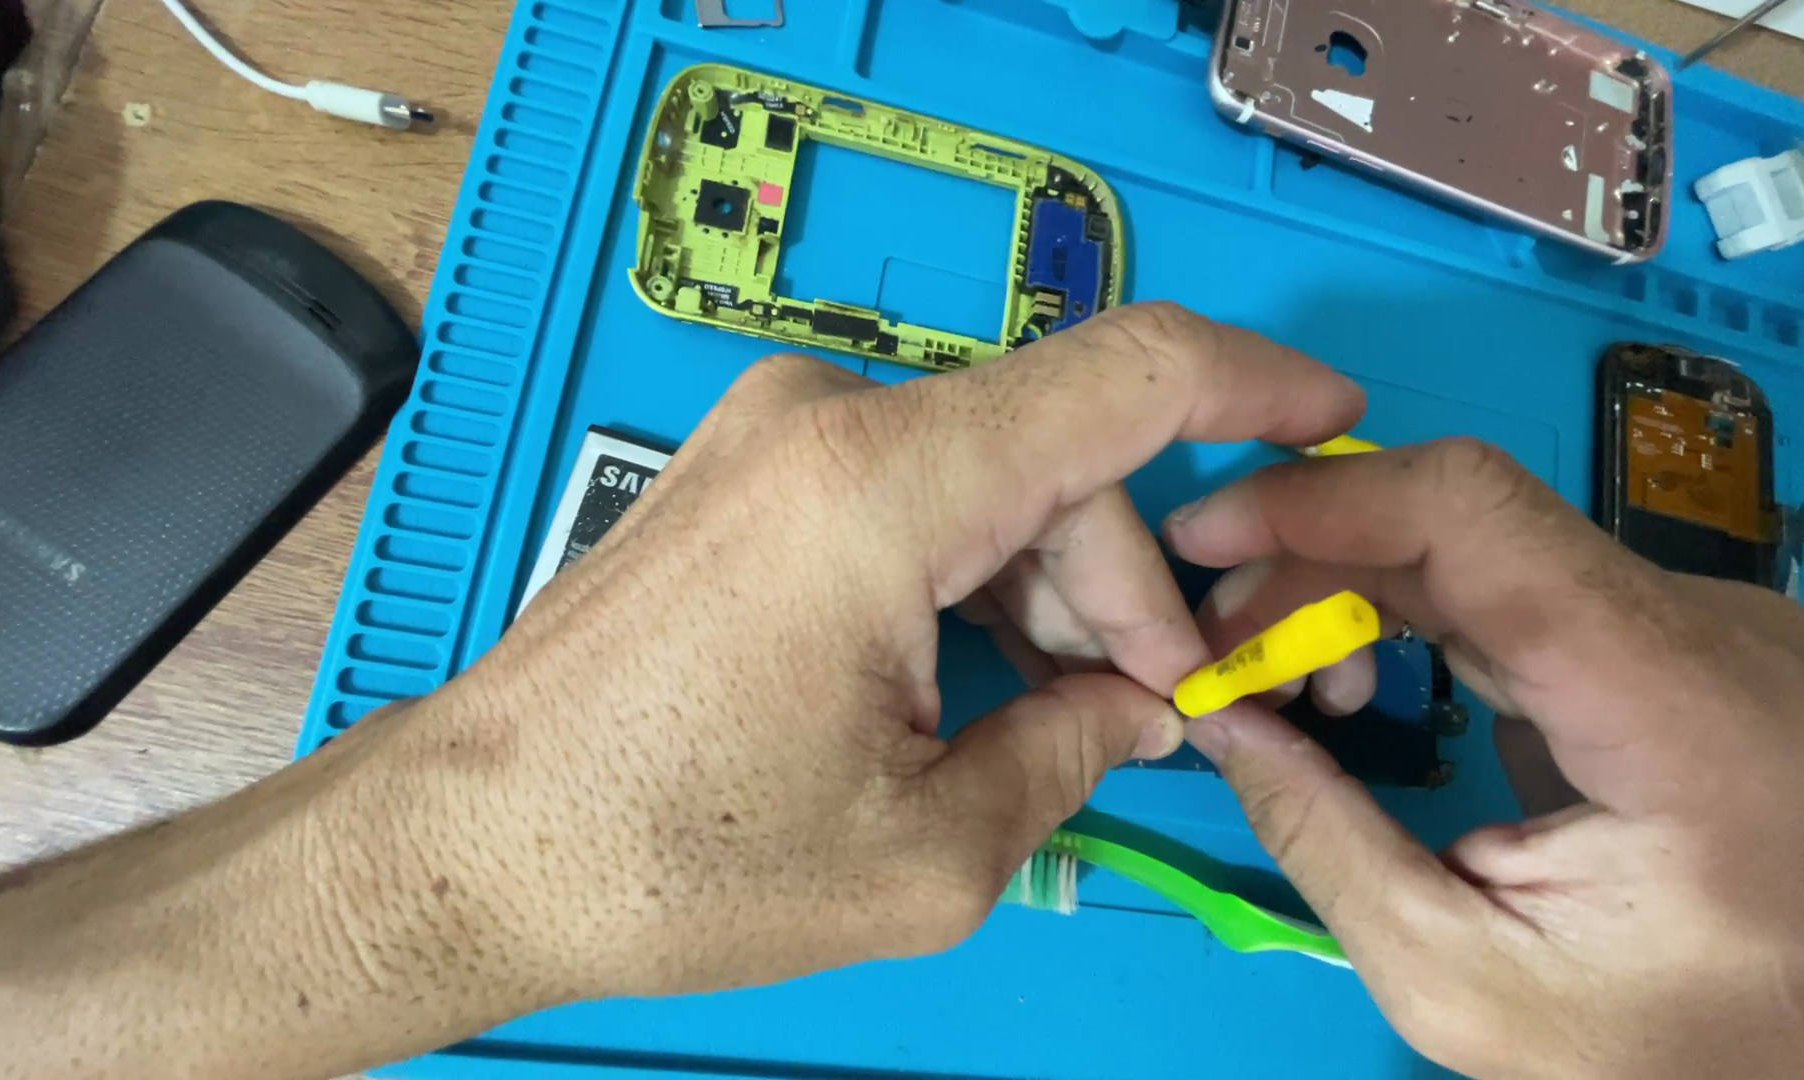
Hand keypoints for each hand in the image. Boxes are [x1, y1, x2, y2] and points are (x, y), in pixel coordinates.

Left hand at [429, 303, 1364, 998]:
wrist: (477, 836)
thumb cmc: (672, 854)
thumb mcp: (925, 852)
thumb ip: (1070, 756)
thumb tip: (1141, 704)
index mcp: (883, 486)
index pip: (1122, 375)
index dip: (1249, 384)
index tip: (1327, 416)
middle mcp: (833, 421)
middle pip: (1060, 462)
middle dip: (1125, 584)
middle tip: (1150, 703)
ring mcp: (787, 434)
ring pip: (992, 479)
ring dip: (1048, 586)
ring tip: (1054, 704)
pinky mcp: (764, 471)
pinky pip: (921, 492)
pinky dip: (977, 570)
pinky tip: (977, 664)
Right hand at [1166, 438, 1803, 1077]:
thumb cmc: (1653, 1047)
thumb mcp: (1447, 974)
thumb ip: (1311, 829)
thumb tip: (1206, 708)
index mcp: (1681, 712)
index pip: (1470, 516)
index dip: (1312, 502)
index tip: (1198, 537)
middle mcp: (1694, 624)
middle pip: (1439, 520)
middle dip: (1292, 568)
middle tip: (1212, 649)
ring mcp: (1669, 614)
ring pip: (1442, 536)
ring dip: (1323, 589)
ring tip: (1271, 681)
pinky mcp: (1633, 624)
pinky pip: (1465, 571)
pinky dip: (1370, 605)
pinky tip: (1343, 681)